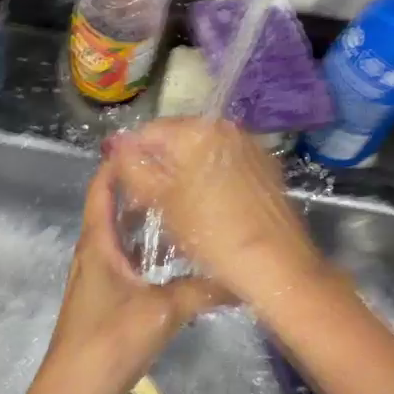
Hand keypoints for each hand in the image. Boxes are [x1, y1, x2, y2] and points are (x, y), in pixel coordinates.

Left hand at [31, 161, 226, 393]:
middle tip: (180, 176)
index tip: (150, 145)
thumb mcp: (161, 312)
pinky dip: (149, 255)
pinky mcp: (107, 300)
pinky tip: (178, 261)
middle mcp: (94, 253)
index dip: (119, 164)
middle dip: (143, 192)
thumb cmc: (108, 342)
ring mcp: (99, 278)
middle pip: (115, 211)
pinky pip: (129, 264)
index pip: (102, 189)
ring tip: (185, 211)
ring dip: (148, 225)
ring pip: (124, 239)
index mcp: (97, 243)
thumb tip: (242, 277)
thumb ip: (200, 290)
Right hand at [106, 116, 326, 310]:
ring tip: (178, 206)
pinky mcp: (265, 166)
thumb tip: (116, 144)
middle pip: (176, 138)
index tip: (126, 186)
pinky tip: (209, 208)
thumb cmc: (211, 232)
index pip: (147, 132)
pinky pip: (225, 163)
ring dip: (184, 171)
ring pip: (201, 152)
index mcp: (196, 130)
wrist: (277, 265)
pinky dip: (210, 178)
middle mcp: (224, 127)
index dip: (130, 157)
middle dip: (159, 163)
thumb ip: (132, 167)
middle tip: (148, 199)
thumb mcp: (160, 201)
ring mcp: (249, 145)